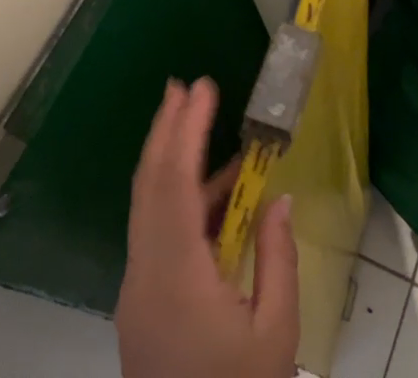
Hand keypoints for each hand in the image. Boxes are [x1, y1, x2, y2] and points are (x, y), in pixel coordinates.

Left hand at [117, 78, 298, 377]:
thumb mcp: (275, 330)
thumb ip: (276, 257)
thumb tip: (279, 199)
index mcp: (176, 273)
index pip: (174, 182)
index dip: (185, 129)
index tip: (201, 89)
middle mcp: (145, 270)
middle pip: (150, 185)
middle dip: (167, 130)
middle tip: (187, 87)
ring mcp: (138, 287)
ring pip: (149, 207)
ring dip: (173, 162)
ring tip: (204, 125)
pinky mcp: (143, 301)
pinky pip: (158, 234)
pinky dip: (181, 202)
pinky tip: (216, 194)